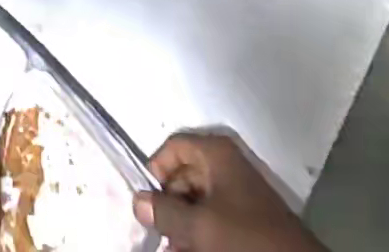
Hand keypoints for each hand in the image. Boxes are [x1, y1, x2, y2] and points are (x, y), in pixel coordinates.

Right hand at [132, 133, 326, 251]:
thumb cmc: (248, 240)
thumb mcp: (200, 227)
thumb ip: (164, 212)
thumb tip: (137, 201)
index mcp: (216, 154)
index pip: (174, 147)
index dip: (157, 171)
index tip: (149, 201)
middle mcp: (227, 167)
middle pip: (184, 175)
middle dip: (169, 206)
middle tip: (158, 233)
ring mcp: (240, 195)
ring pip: (198, 202)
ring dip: (182, 226)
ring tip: (171, 250)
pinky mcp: (250, 222)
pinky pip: (215, 221)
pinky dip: (200, 236)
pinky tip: (190, 250)